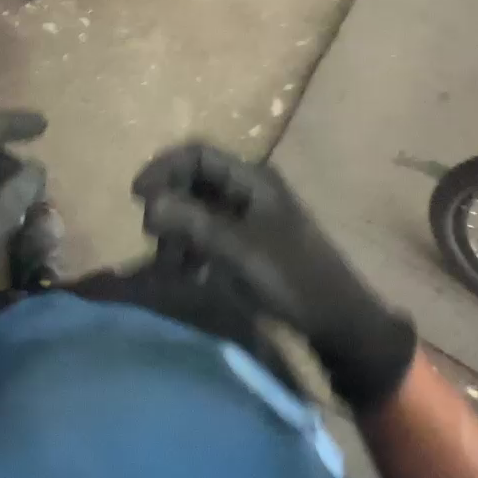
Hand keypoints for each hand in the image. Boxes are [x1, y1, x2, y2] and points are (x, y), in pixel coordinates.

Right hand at [133, 142, 417, 410]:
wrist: (340, 323)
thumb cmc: (293, 279)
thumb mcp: (238, 249)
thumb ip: (192, 222)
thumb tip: (148, 204)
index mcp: (253, 179)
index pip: (197, 154)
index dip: (163, 168)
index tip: (137, 196)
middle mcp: (249, 190)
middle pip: (193, 181)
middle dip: (168, 205)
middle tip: (153, 237)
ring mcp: (249, 217)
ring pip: (197, 209)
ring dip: (177, 231)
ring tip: (170, 263)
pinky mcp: (248, 244)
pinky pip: (208, 234)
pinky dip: (191, 248)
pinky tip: (186, 272)